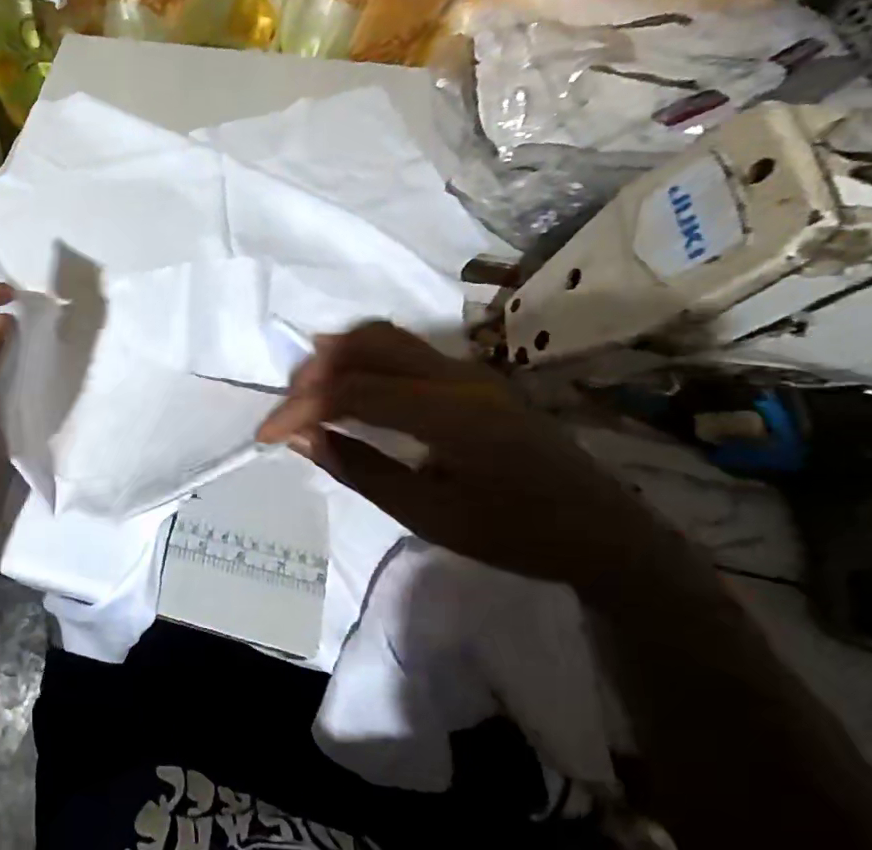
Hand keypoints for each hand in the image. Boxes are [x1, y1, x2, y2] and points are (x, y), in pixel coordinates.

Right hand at [257, 322, 675, 597]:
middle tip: (288, 409)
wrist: (604, 531)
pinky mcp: (473, 375)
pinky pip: (405, 349)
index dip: (301, 406)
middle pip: (368, 342)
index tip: (267, 434)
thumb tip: (303, 437)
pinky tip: (350, 385)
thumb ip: (361, 469)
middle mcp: (458, 376)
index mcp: (450, 414)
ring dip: (339, 357)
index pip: (354, 390)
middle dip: (316, 371)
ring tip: (310, 393)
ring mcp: (469, 369)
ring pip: (387, 337)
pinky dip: (365, 359)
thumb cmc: (515, 534)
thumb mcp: (429, 515)